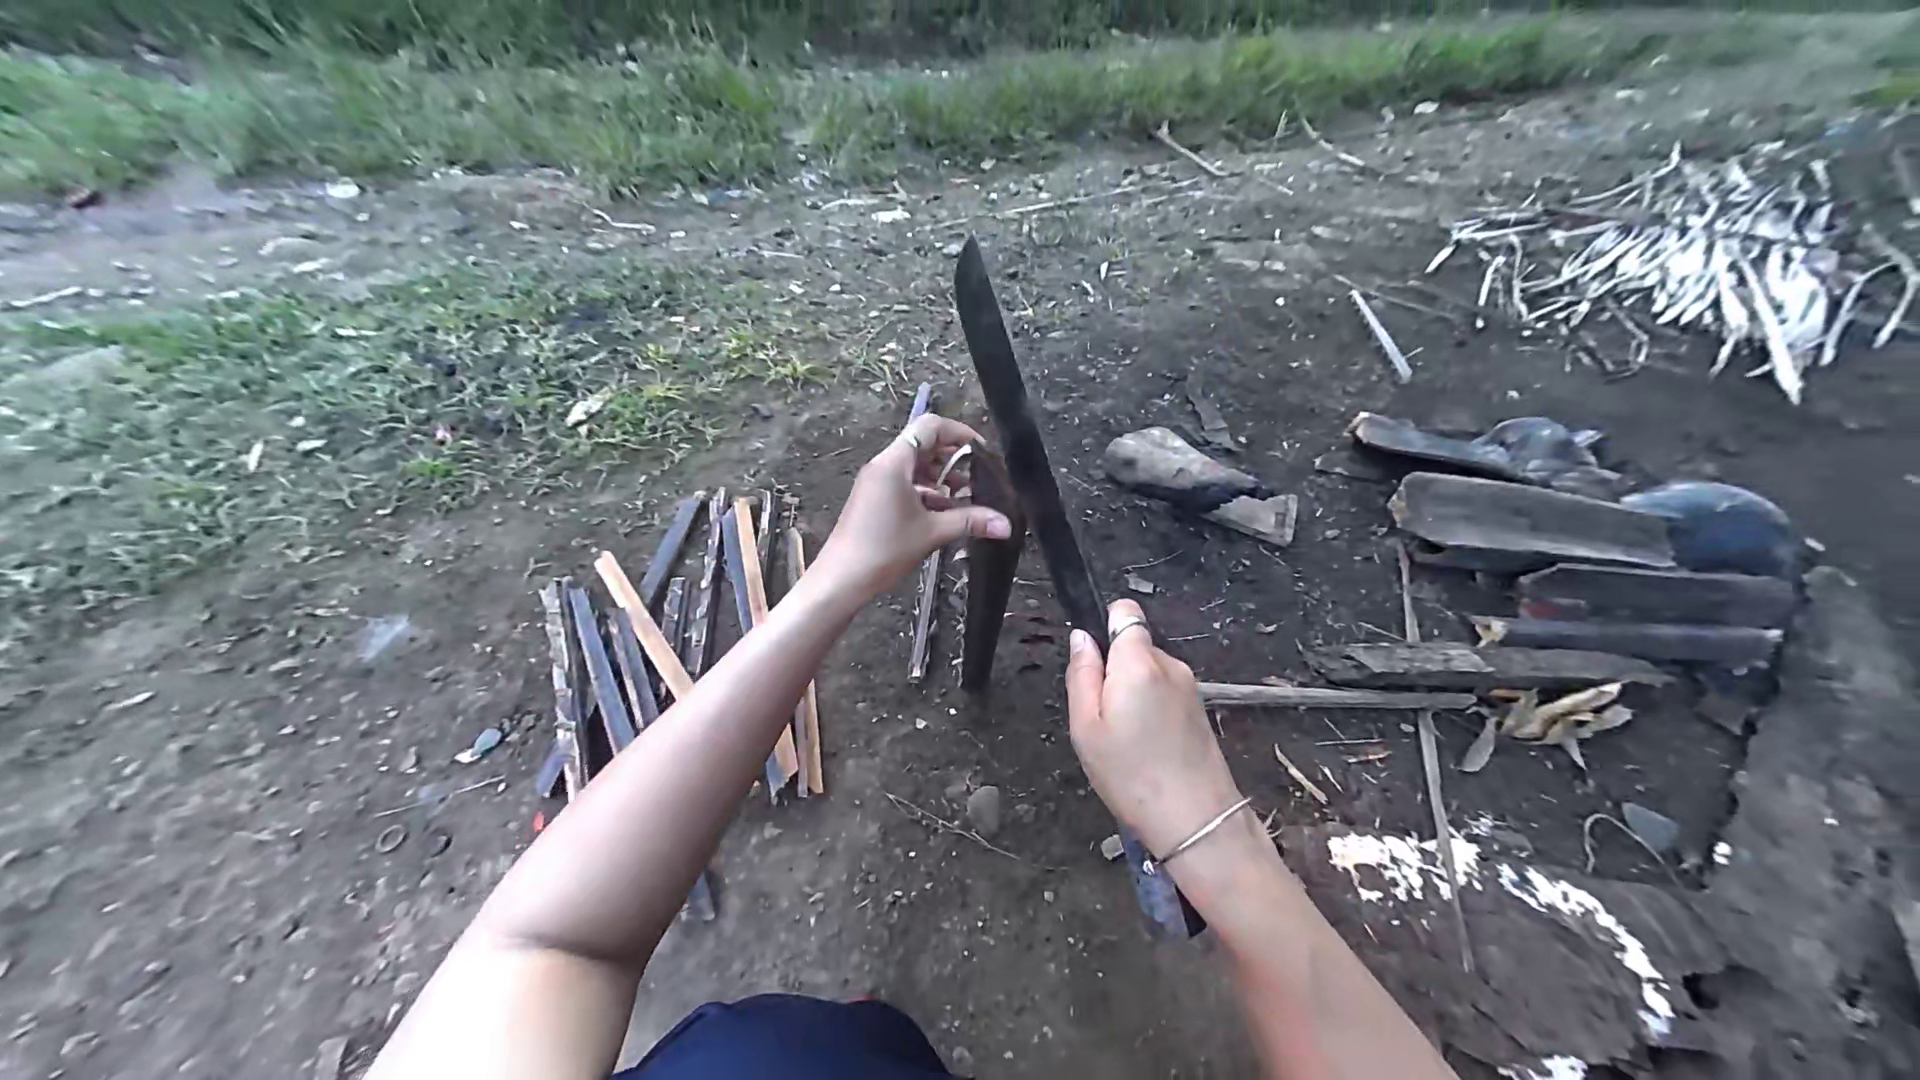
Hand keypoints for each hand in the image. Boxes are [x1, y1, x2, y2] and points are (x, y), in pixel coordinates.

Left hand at [813, 413, 1012, 599]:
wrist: (842, 578)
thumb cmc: (884, 549)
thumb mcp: (932, 532)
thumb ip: (971, 521)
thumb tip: (1007, 525)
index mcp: (895, 462)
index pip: (930, 426)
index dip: (959, 432)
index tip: (982, 450)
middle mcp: (884, 465)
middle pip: (924, 445)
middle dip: (954, 458)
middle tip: (980, 476)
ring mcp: (878, 483)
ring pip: (916, 467)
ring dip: (942, 478)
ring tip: (968, 497)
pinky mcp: (876, 499)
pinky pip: (906, 484)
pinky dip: (928, 492)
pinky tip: (947, 512)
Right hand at [1065, 600, 1244, 858]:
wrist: (1197, 823)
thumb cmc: (1131, 775)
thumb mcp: (1086, 727)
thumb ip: (1081, 673)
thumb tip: (1081, 636)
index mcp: (1139, 662)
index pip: (1125, 611)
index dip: (1105, 626)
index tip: (1095, 664)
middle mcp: (1169, 664)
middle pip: (1134, 645)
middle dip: (1114, 668)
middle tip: (1104, 715)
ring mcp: (1189, 686)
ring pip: (1148, 670)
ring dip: (1132, 691)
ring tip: (1125, 736)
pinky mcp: (1200, 708)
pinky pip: (1164, 691)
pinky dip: (1151, 707)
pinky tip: (1146, 745)